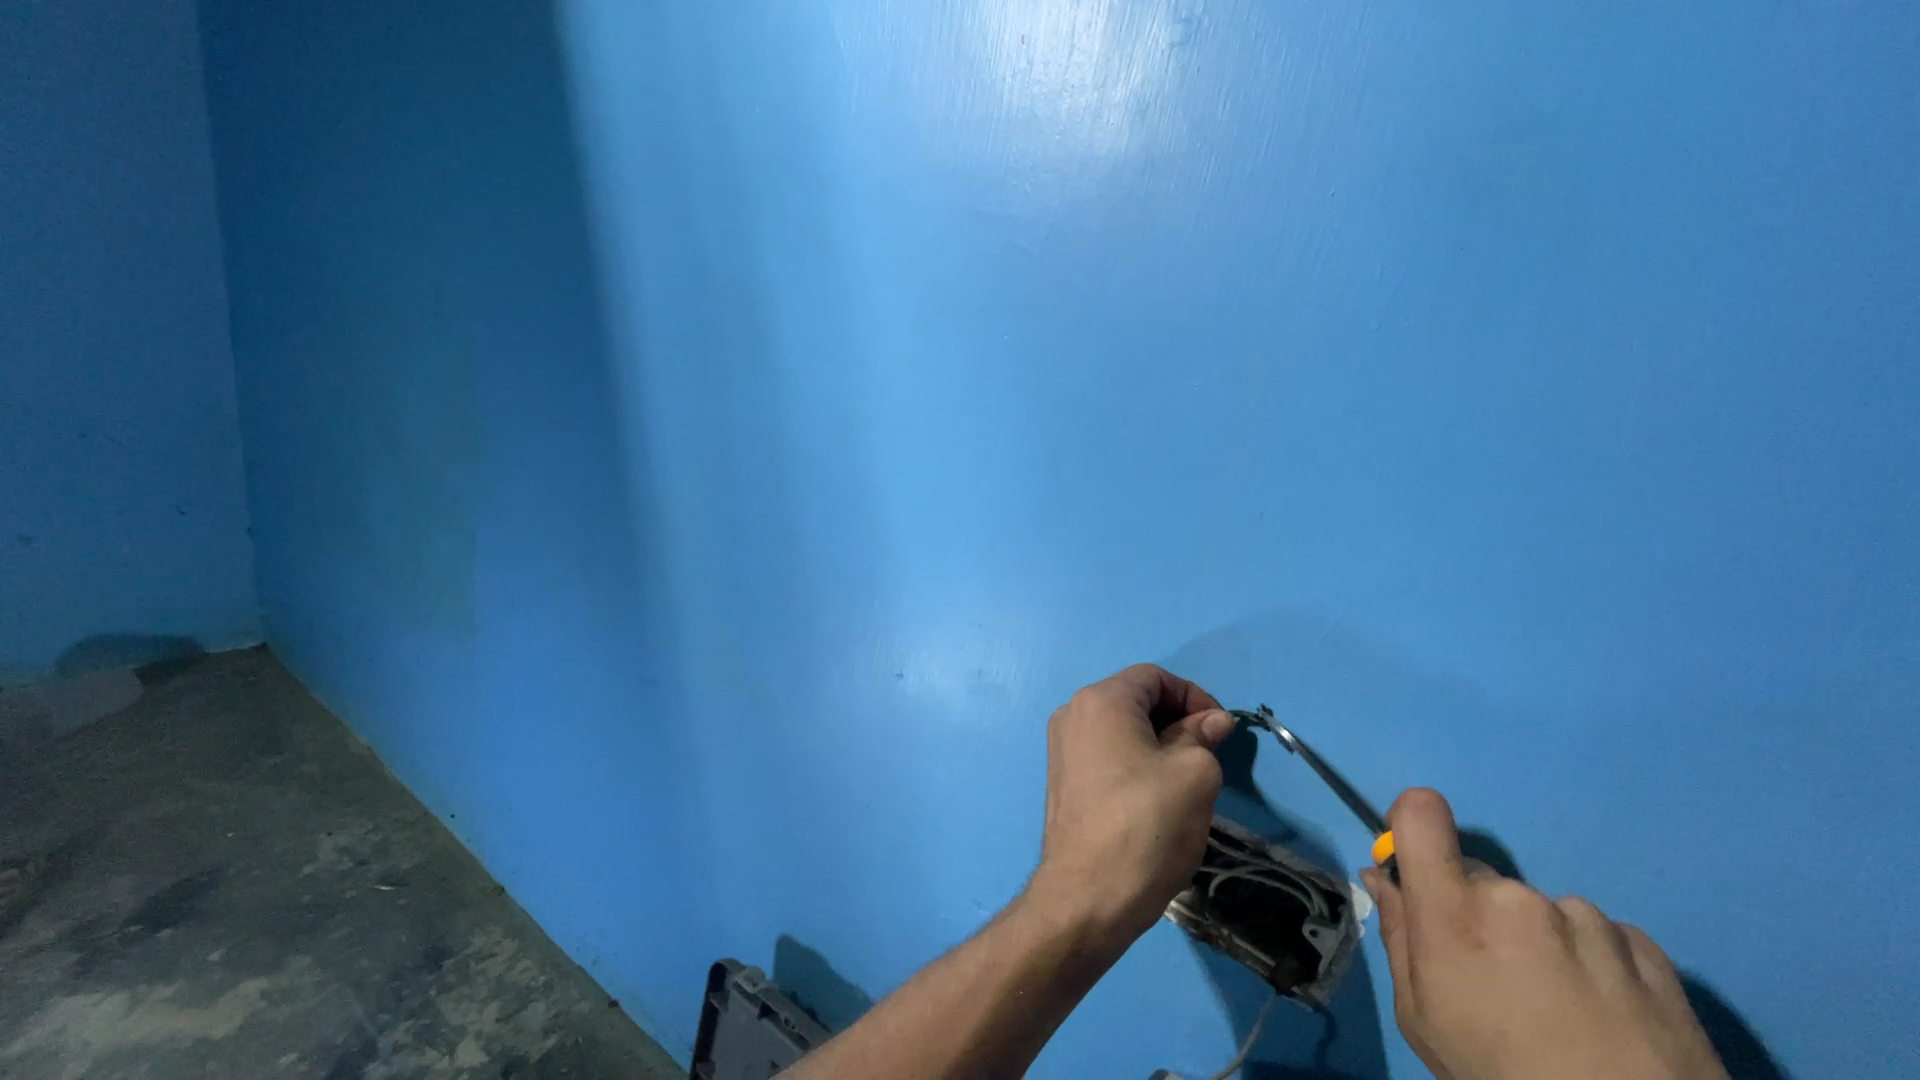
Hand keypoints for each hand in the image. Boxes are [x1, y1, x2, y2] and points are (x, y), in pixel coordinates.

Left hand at [1026, 664, 1234, 953]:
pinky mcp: (1063, 782)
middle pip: (1136, 701)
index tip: (1221, 731)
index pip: (1155, 677)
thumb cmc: (1146, 824)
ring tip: (1186, 783)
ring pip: (1123, 731)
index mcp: (1100, 700)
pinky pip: (1108, 757)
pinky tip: (1157, 801)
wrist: (1088, 897)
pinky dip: (1137, 765)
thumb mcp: (1194, 773)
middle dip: (1178, 721)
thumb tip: (1212, 721)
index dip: (1195, 697)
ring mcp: (1062, 750)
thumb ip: (1204, 737)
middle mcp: (1073, 715)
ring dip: (1160, 746)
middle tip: (1209, 758)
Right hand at [1363, 789, 1728, 1079]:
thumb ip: (1398, 937)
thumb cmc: (1500, 1076)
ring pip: (1540, 910)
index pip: (1420, 814)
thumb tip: (1382, 878)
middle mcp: (1518, 898)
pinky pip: (1598, 935)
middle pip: (1480, 879)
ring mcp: (1586, 919)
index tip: (1414, 858)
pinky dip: (1592, 963)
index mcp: (1454, 912)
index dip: (1410, 822)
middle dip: (1478, 914)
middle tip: (1496, 981)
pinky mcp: (1645, 946)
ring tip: (1559, 1010)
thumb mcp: (1422, 1020)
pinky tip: (1602, 1016)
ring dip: (1540, 942)